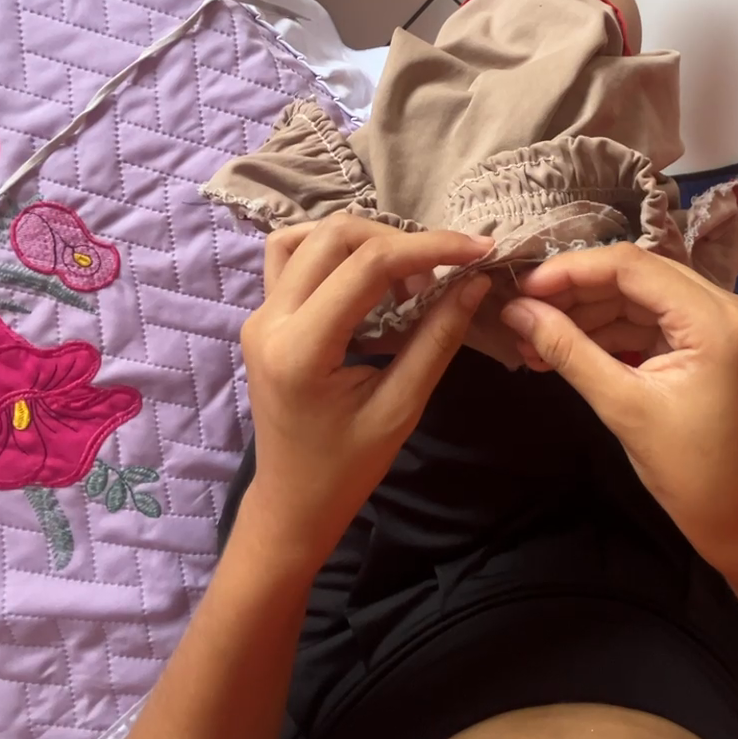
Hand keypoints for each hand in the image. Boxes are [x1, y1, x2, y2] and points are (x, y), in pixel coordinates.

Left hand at [240, 214, 491, 563]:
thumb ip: (437, 338)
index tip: (477, 250)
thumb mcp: (402, 407)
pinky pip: (291, 255)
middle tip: (441, 274)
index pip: (368, 266)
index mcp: (301, 348)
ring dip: (366, 240)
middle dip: (401, 241)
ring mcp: (260, 313)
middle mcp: (269, 319)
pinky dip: (334, 250)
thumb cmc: (348, 467)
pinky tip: (365, 274)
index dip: (429, 248)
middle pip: (336, 236)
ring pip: (310, 236)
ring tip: (405, 274)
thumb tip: (474, 281)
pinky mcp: (265, 314)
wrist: (293, 502)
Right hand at [500, 244, 737, 568]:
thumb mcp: (620, 405)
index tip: (523, 287)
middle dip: (575, 292)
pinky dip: (608, 329)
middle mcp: (726, 305)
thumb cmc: (685, 469)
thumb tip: (514, 310)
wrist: (731, 514)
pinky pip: (649, 317)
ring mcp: (719, 319)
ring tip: (534, 337)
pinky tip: (565, 344)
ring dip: (586, 313)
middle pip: (635, 275)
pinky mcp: (707, 336)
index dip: (571, 271)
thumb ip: (566, 349)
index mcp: (716, 319)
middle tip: (523, 312)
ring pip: (637, 295)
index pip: (633, 267)